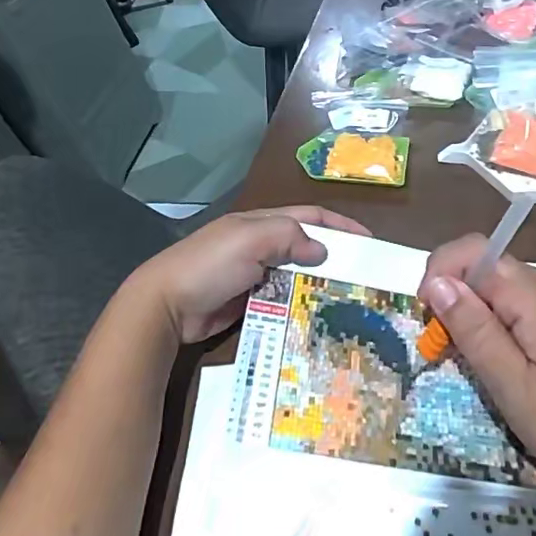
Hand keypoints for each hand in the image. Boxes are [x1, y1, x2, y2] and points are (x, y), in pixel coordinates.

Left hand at [128, 207, 370, 344]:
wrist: (166, 304)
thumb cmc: (209, 263)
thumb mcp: (249, 239)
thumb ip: (287, 236)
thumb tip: (323, 248)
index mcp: (260, 222)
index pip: (308, 215)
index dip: (339, 224)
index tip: (369, 241)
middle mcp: (259, 245)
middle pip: (304, 246)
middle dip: (334, 257)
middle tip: (365, 278)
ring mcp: (253, 274)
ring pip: (296, 275)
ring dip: (319, 285)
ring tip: (350, 302)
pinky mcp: (248, 302)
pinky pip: (282, 300)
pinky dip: (300, 306)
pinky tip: (319, 320)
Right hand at [418, 234, 535, 501]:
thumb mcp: (517, 390)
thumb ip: (475, 332)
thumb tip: (435, 282)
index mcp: (534, 293)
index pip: (471, 251)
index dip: (439, 274)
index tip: (429, 321)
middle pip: (483, 266)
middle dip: (453, 297)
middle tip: (446, 350)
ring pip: (497, 286)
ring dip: (472, 314)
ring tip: (472, 363)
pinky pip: (517, 305)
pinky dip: (496, 325)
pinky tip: (502, 365)